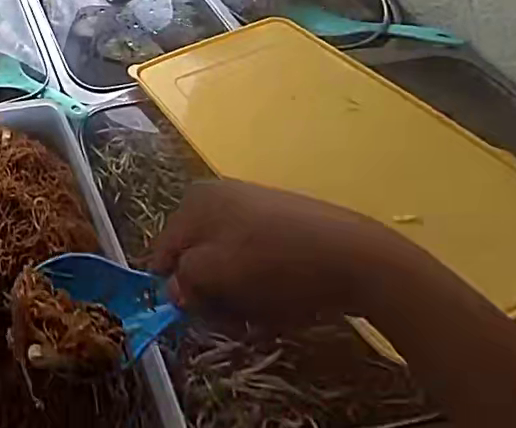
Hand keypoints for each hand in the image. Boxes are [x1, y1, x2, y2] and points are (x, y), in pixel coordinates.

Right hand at [149, 180, 429, 331]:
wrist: (352, 254)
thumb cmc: (275, 263)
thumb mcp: (220, 275)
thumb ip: (186, 281)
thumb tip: (171, 290)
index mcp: (195, 201)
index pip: (163, 249)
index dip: (173, 287)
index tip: (196, 316)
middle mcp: (215, 196)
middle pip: (194, 256)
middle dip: (210, 293)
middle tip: (235, 318)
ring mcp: (248, 207)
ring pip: (223, 262)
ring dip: (236, 294)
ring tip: (262, 312)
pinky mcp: (275, 223)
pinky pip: (250, 259)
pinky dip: (258, 284)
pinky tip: (280, 297)